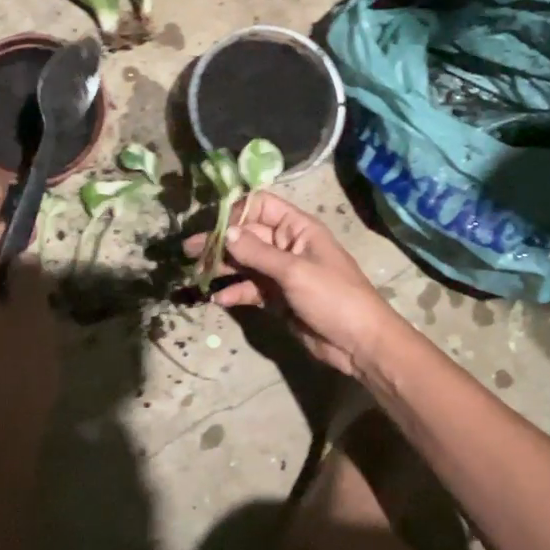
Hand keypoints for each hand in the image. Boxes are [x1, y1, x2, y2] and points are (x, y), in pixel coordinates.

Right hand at [183, 193, 400, 374]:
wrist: (360, 343)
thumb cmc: (333, 297)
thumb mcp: (294, 271)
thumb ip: (257, 252)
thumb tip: (225, 232)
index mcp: (298, 228)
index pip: (260, 206)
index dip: (236, 212)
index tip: (212, 225)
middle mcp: (287, 245)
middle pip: (247, 235)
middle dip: (220, 242)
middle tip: (190, 252)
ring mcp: (282, 273)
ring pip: (245, 263)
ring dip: (222, 267)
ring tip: (197, 274)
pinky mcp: (278, 299)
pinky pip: (250, 289)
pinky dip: (234, 292)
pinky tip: (218, 299)